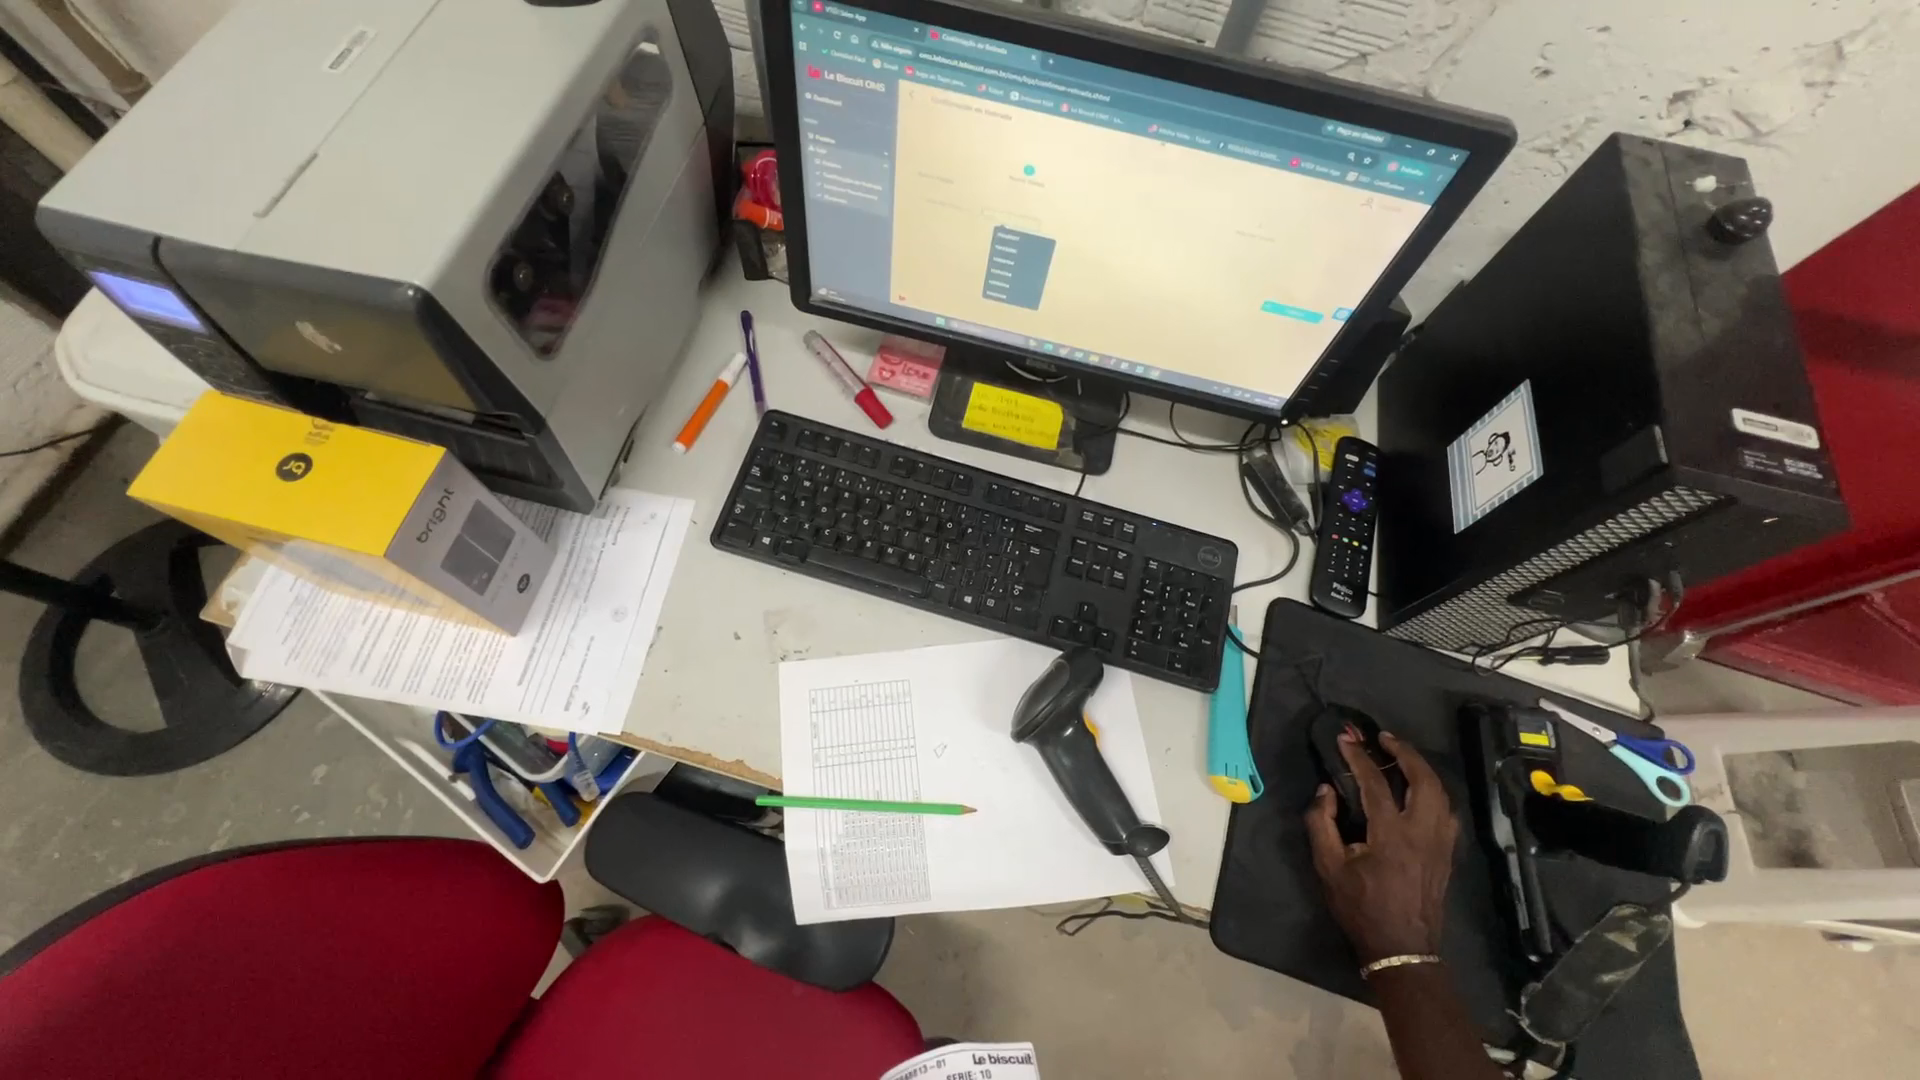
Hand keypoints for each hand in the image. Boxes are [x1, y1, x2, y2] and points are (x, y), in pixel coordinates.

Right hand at [1305, 731, 1458, 963]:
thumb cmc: (1360, 907)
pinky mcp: (1447, 855)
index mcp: (1392, 835)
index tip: (1345, 739)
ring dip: (1423, 770)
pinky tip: (1420, 791)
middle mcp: (1423, 834)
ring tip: (1402, 757)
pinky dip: (1435, 793)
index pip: (1376, 784)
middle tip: (1384, 739)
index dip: (1359, 758)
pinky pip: (1447, 813)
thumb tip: (1326, 791)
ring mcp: (1441, 845)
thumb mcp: (1327, 866)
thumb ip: (1321, 823)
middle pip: (1425, 781)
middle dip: (1406, 753)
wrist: (1401, 948)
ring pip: (1442, 795)